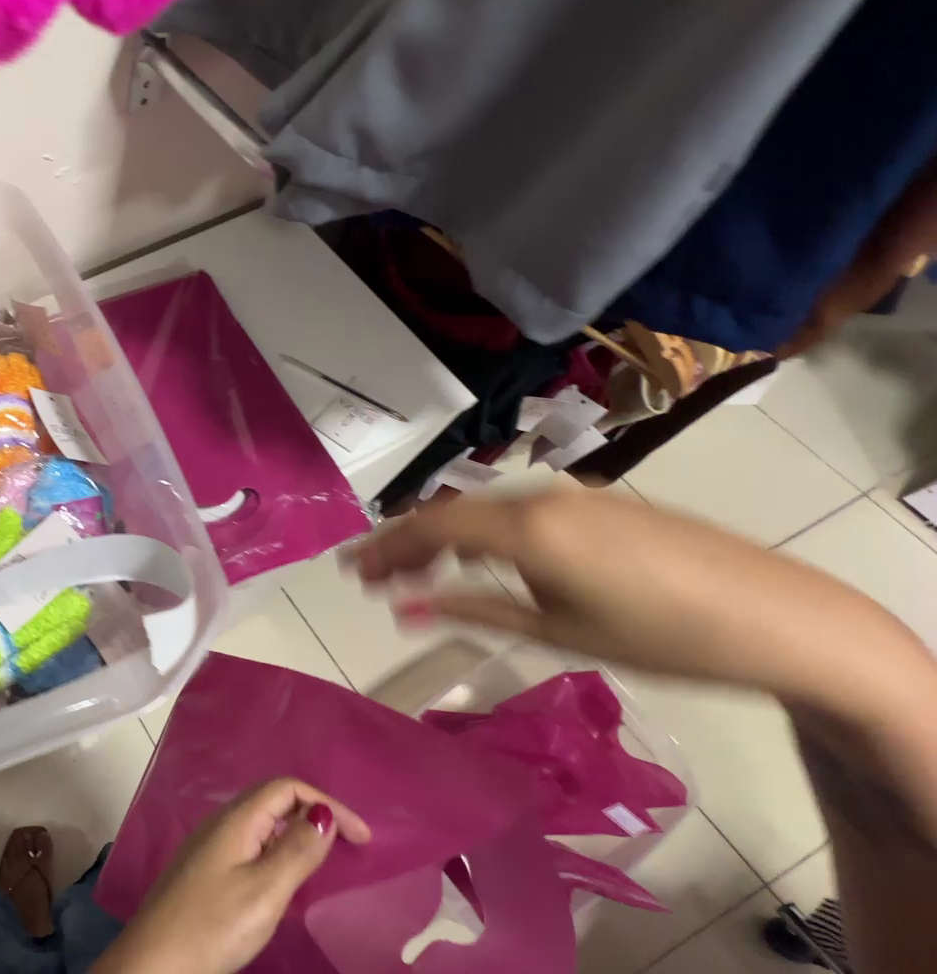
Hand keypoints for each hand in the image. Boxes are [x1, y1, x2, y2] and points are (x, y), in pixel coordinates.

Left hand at [92, 779, 370, 973]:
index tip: (364, 839)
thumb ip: (295, 851)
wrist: (157, 959)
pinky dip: (279, 851)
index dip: (327, 804)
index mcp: (235, 820)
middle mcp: (221, 824)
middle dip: (315, 815)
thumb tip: (322, 813)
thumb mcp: (264, 890)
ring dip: (297, 833)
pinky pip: (251, 845)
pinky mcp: (207, 869)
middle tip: (353, 848)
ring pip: (262, 824)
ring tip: (327, 860)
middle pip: (273, 801)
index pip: (285, 788)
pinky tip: (288, 878)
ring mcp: (210, 846)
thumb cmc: (213, 924)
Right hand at [344, 486, 920, 704]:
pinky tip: (484, 561)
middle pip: (450, 513)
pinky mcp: (602, 504)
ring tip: (421, 575)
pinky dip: (484, 534)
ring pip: (484, 510)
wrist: (783, 619)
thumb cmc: (660, 637)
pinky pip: (519, 510)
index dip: (383, 549)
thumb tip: (399, 608)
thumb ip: (469, 610)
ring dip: (444, 539)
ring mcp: (574, 496)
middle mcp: (540, 497)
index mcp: (524, 527)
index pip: (428, 528)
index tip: (351, 574)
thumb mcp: (554, 630)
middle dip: (405, 544)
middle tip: (374, 578)